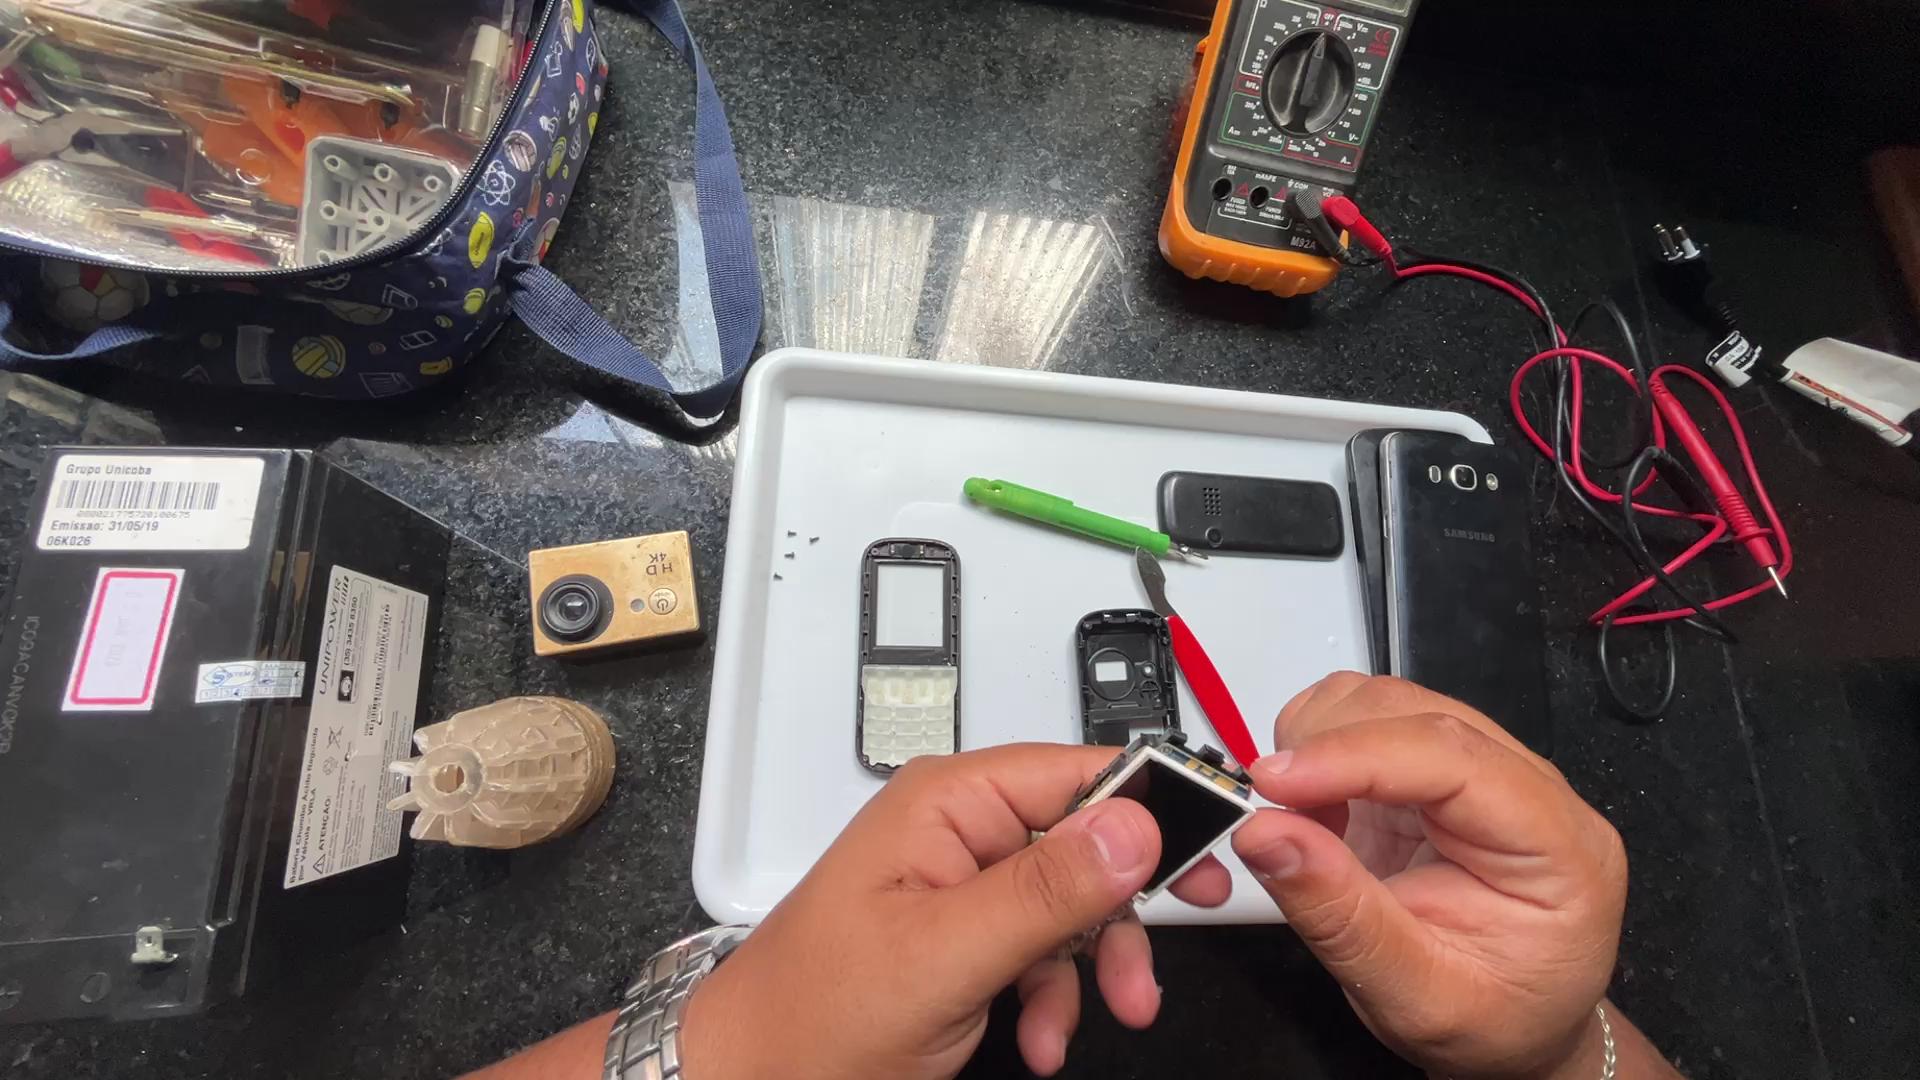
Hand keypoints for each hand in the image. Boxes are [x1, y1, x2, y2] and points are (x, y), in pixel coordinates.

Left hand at [680, 744, 1230, 1079]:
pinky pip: (1042, 936)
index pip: (1072, 770)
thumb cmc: (814, 1015)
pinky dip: (1059, 985)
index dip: (1148, 799)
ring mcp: (964, 877)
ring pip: (1071, 891)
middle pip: (1080, 830)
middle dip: (1125, 893)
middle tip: (1186, 918)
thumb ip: (1043, 890)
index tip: (1209, 838)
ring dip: (1096, 953)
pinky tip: (1043, 1030)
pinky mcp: (966, 923)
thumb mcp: (942, 955)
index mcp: (948, 801)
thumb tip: (1132, 827)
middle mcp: (960, 826)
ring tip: (1110, 1009)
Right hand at [1231, 673, 1627, 1079]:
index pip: (1449, 755)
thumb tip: (1262, 834)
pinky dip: (1311, 738)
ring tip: (1302, 813)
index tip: (1272, 783)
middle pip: (1406, 711)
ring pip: (1374, 699)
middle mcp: (1521, 784)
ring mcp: (1470, 762)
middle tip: (1272, 808)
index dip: (1351, 755)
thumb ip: (1339, 915)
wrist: (1508, 1023)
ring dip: (1312, 738)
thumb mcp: (1413, 998)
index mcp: (1555, 845)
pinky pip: (1355, 710)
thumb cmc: (1486, 1017)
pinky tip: (1315, 797)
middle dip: (1320, 745)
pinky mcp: (1422, 759)